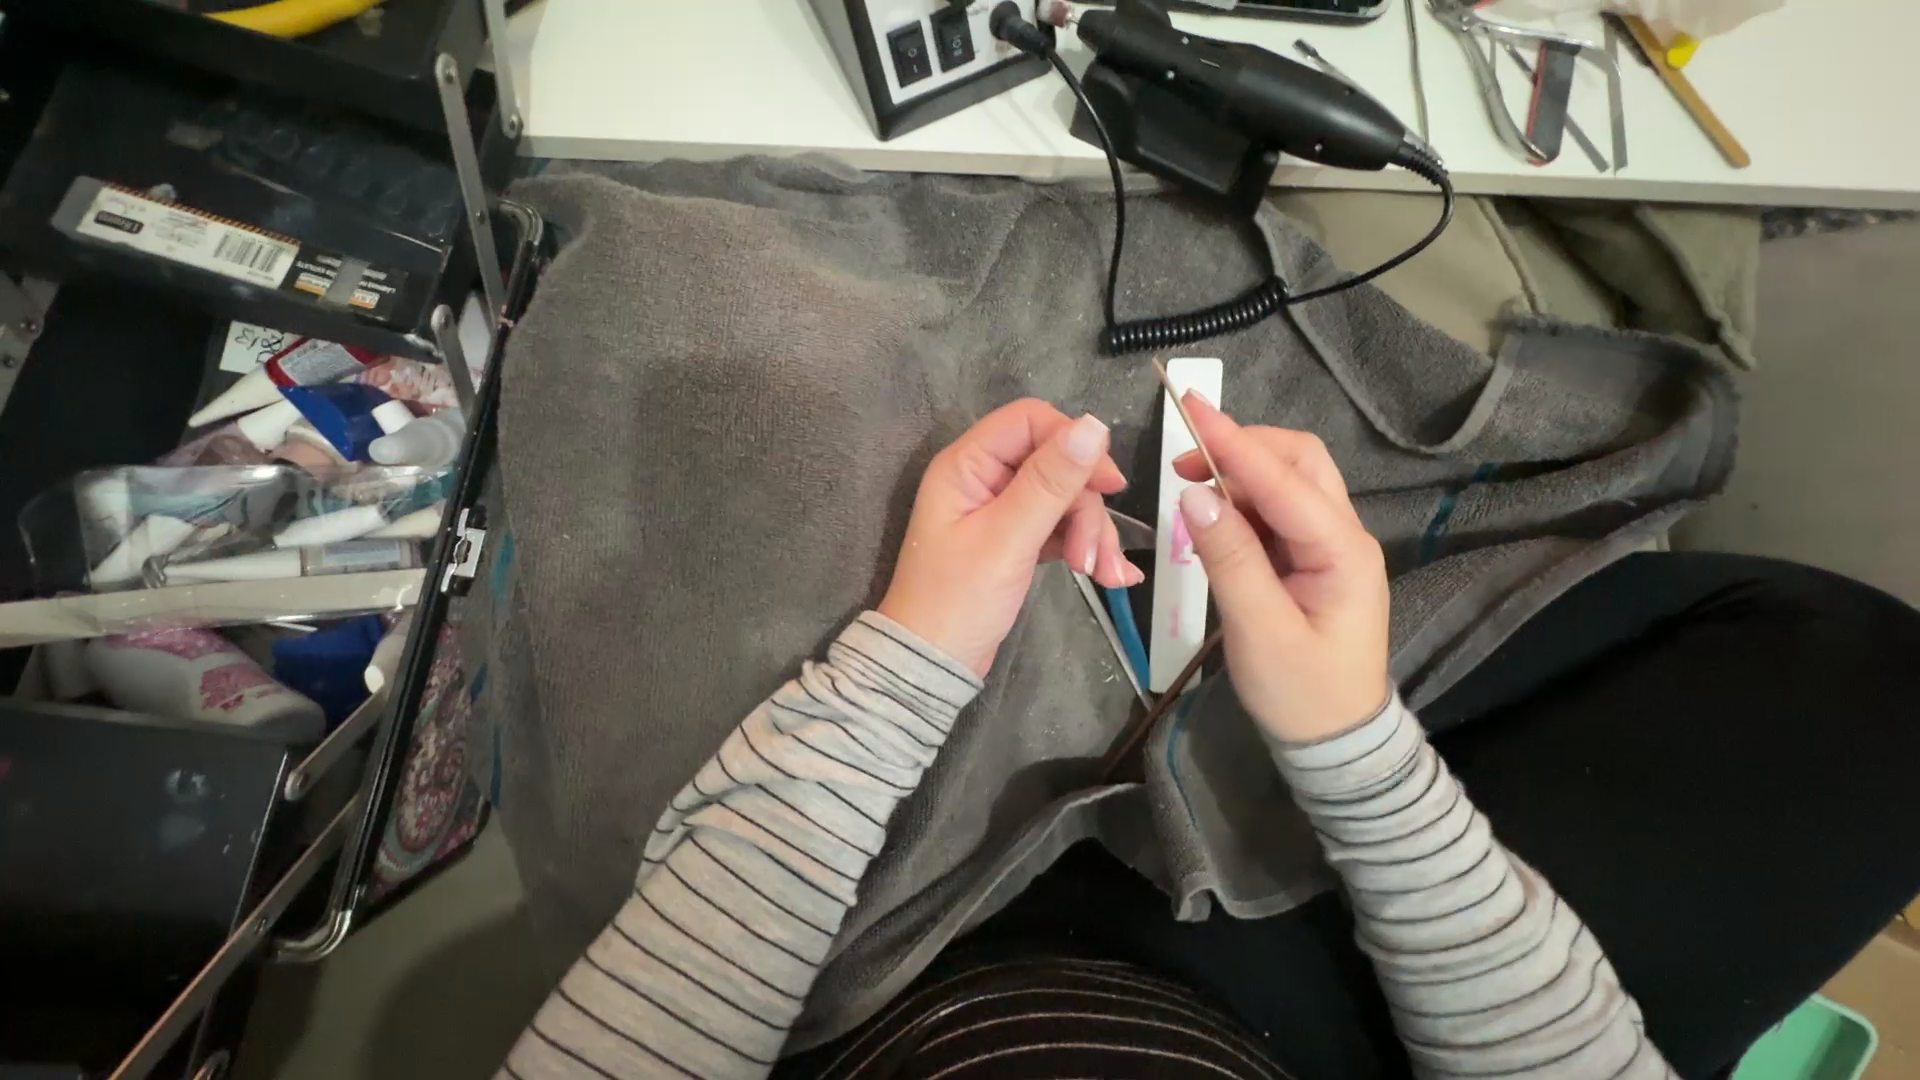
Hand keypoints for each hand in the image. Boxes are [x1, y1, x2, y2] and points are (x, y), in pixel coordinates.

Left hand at [880, 399, 1140, 677]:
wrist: (934, 664)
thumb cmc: (958, 600)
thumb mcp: (1008, 538)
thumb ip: (1050, 481)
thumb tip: (1095, 425)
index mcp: (968, 464)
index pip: (1031, 422)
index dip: (1075, 444)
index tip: (1110, 483)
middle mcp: (984, 478)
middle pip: (1056, 464)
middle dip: (1085, 508)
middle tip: (1096, 556)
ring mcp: (1001, 511)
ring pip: (1065, 499)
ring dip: (1091, 534)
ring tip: (1104, 577)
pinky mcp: (1016, 540)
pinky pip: (1060, 528)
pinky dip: (1084, 547)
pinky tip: (1112, 577)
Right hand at [1172, 393, 1390, 741]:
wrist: (1335, 740)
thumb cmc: (1300, 692)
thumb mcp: (1259, 630)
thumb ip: (1229, 559)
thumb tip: (1194, 496)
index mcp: (1341, 551)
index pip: (1284, 480)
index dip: (1235, 443)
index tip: (1191, 408)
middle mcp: (1342, 535)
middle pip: (1299, 463)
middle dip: (1243, 447)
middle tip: (1184, 460)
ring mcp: (1327, 545)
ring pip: (1287, 482)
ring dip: (1239, 474)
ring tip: (1189, 490)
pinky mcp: (1308, 558)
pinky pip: (1275, 512)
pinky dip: (1241, 501)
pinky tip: (1212, 516)